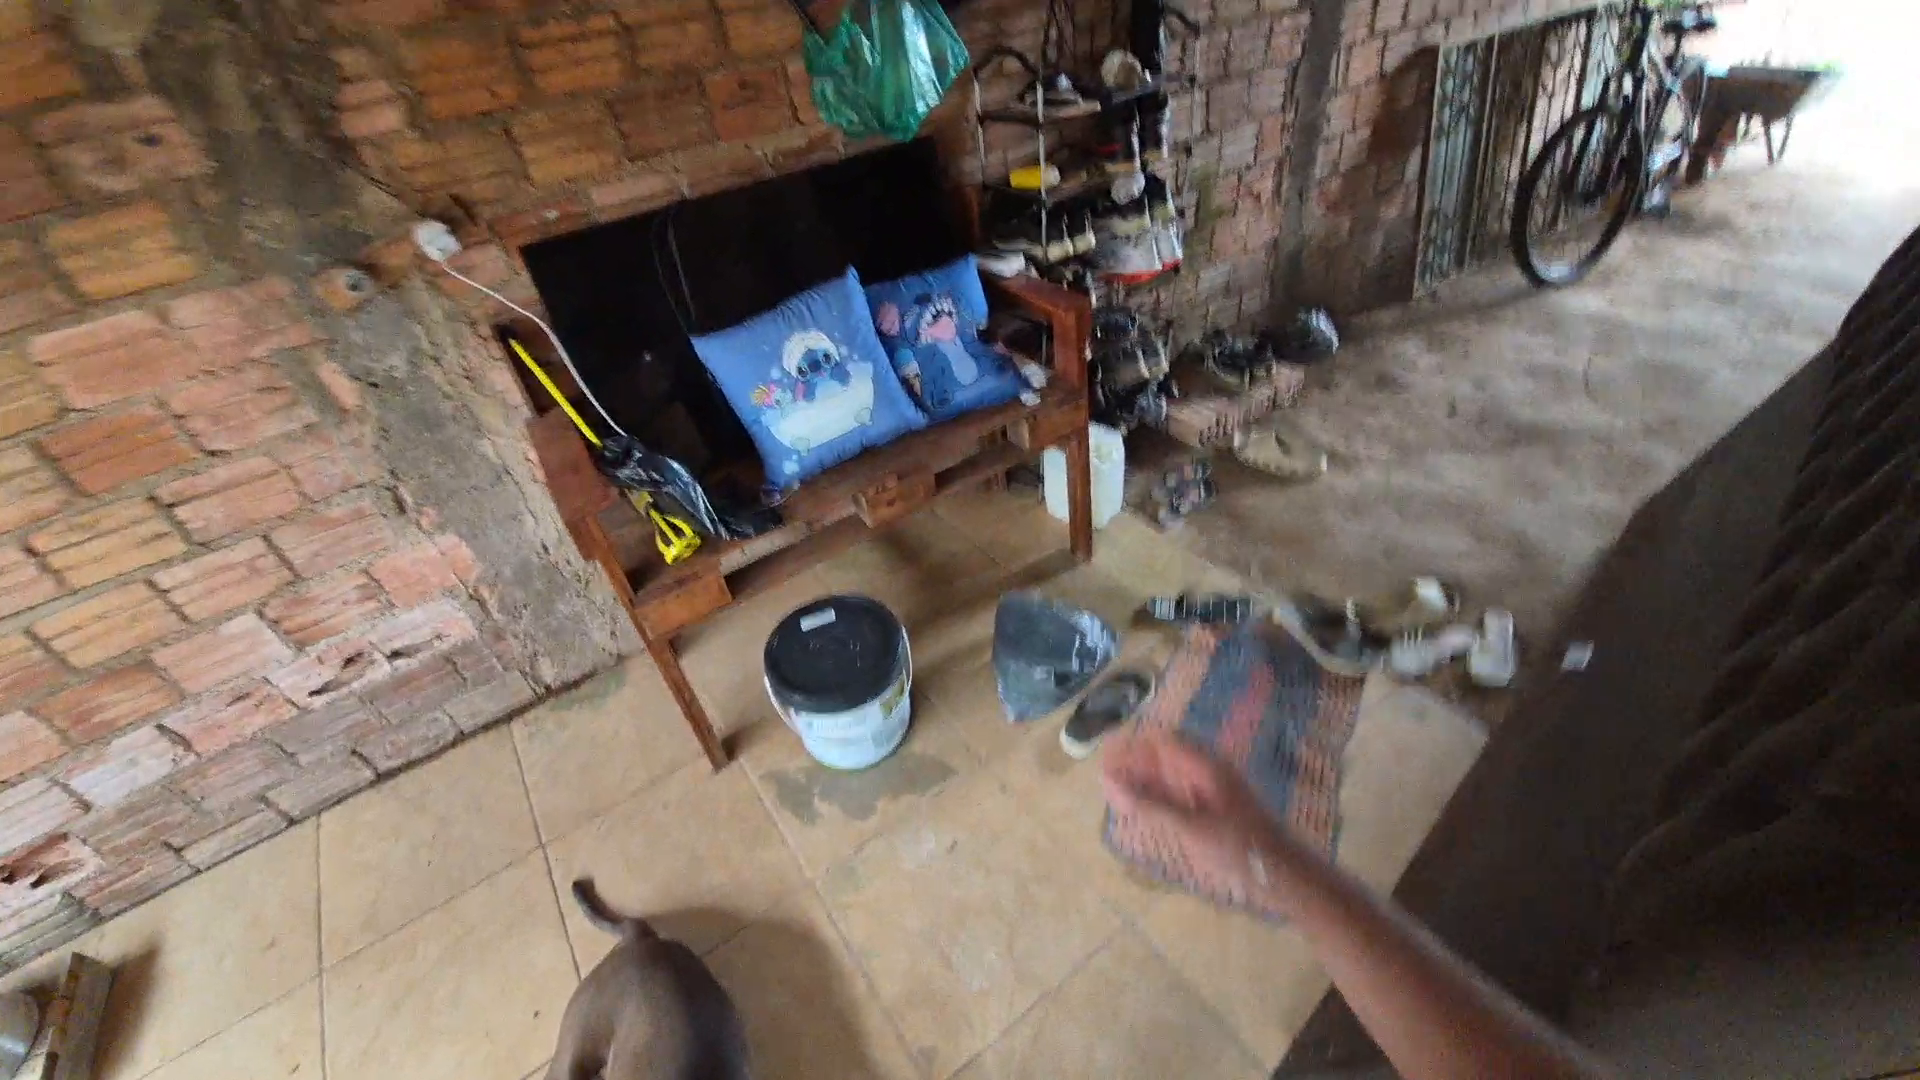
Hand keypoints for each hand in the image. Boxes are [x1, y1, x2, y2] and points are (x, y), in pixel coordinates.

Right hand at [1101, 731, 1305, 907]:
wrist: (1283, 875)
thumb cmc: (1238, 848)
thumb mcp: (1189, 827)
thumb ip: (1149, 804)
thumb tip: (1111, 781)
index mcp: (1205, 766)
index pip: (1162, 740)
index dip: (1133, 746)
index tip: (1106, 759)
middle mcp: (1208, 771)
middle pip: (1165, 756)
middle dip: (1135, 764)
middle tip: (1107, 782)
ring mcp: (1213, 790)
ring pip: (1171, 775)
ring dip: (1144, 782)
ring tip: (1118, 798)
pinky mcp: (1215, 809)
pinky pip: (1180, 792)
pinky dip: (1158, 797)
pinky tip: (1145, 812)